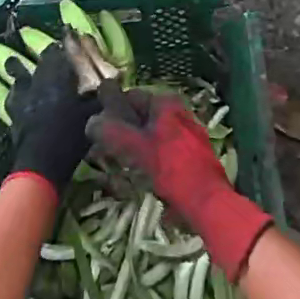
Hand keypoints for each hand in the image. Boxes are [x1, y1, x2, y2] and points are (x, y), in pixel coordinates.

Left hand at [6, 46, 100, 195]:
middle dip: (46, 54)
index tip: (69, 39)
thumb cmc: (70, 136)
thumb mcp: (92, 116)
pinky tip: (15, 94)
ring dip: (18, 68)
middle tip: (50, 50)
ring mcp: (23, 98)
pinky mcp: (13, 114)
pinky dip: (14, 93)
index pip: (60, 53)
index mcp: (58, 78)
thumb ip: (100, 99)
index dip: (63, 46)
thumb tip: (111, 85)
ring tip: (14, 62)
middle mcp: (39, 82)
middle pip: (40, 62)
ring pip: (18, 76)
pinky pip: (11, 97)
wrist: (42, 163)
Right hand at [87, 85, 271, 280]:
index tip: (98, 129)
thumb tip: (91, 122)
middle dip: (122, 130)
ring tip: (119, 164)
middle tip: (105, 149)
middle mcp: (179, 112)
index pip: (130, 96)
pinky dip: (149, 157)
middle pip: (140, 115)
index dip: (111, 110)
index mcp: (166, 103)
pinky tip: (140, 174)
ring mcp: (187, 133)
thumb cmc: (171, 170)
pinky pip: (162, 149)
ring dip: (134, 145)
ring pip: (151, 133)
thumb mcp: (136, 148)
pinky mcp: (191, 154)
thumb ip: (111, 131)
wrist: (208, 201)